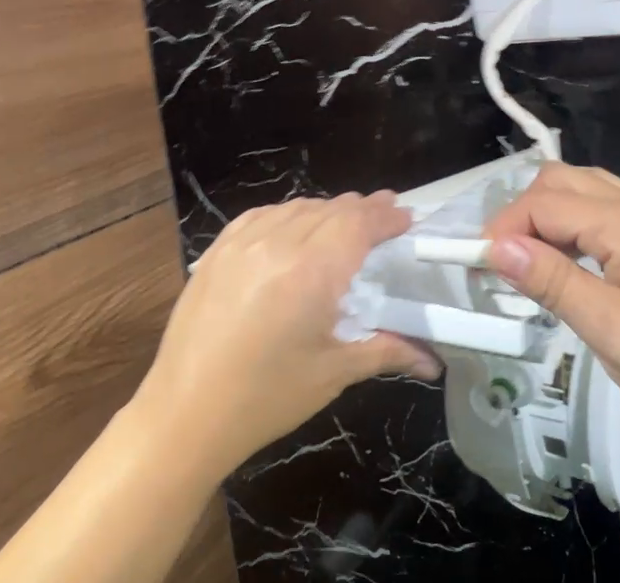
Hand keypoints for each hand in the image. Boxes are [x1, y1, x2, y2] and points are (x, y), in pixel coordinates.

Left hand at [133, 193, 442, 475]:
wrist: (186, 410)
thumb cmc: (267, 396)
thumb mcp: (333, 372)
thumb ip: (385, 351)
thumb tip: (433, 360)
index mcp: (310, 270)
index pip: (357, 223)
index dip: (384, 215)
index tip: (406, 217)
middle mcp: (275, 243)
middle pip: (328, 210)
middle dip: (360, 211)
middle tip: (384, 218)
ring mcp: (239, 243)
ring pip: (293, 208)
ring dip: (324, 211)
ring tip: (344, 224)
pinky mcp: (214, 251)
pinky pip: (259, 217)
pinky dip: (285, 216)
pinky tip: (293, 229)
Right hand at [483, 163, 619, 460]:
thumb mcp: (617, 333)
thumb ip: (554, 283)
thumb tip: (494, 245)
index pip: (542, 203)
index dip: (502, 230)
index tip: (476, 271)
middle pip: (562, 183)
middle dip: (520, 214)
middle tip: (500, 266)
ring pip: (587, 196)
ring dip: (548, 219)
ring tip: (530, 266)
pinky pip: (609, 218)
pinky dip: (576, 231)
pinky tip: (574, 270)